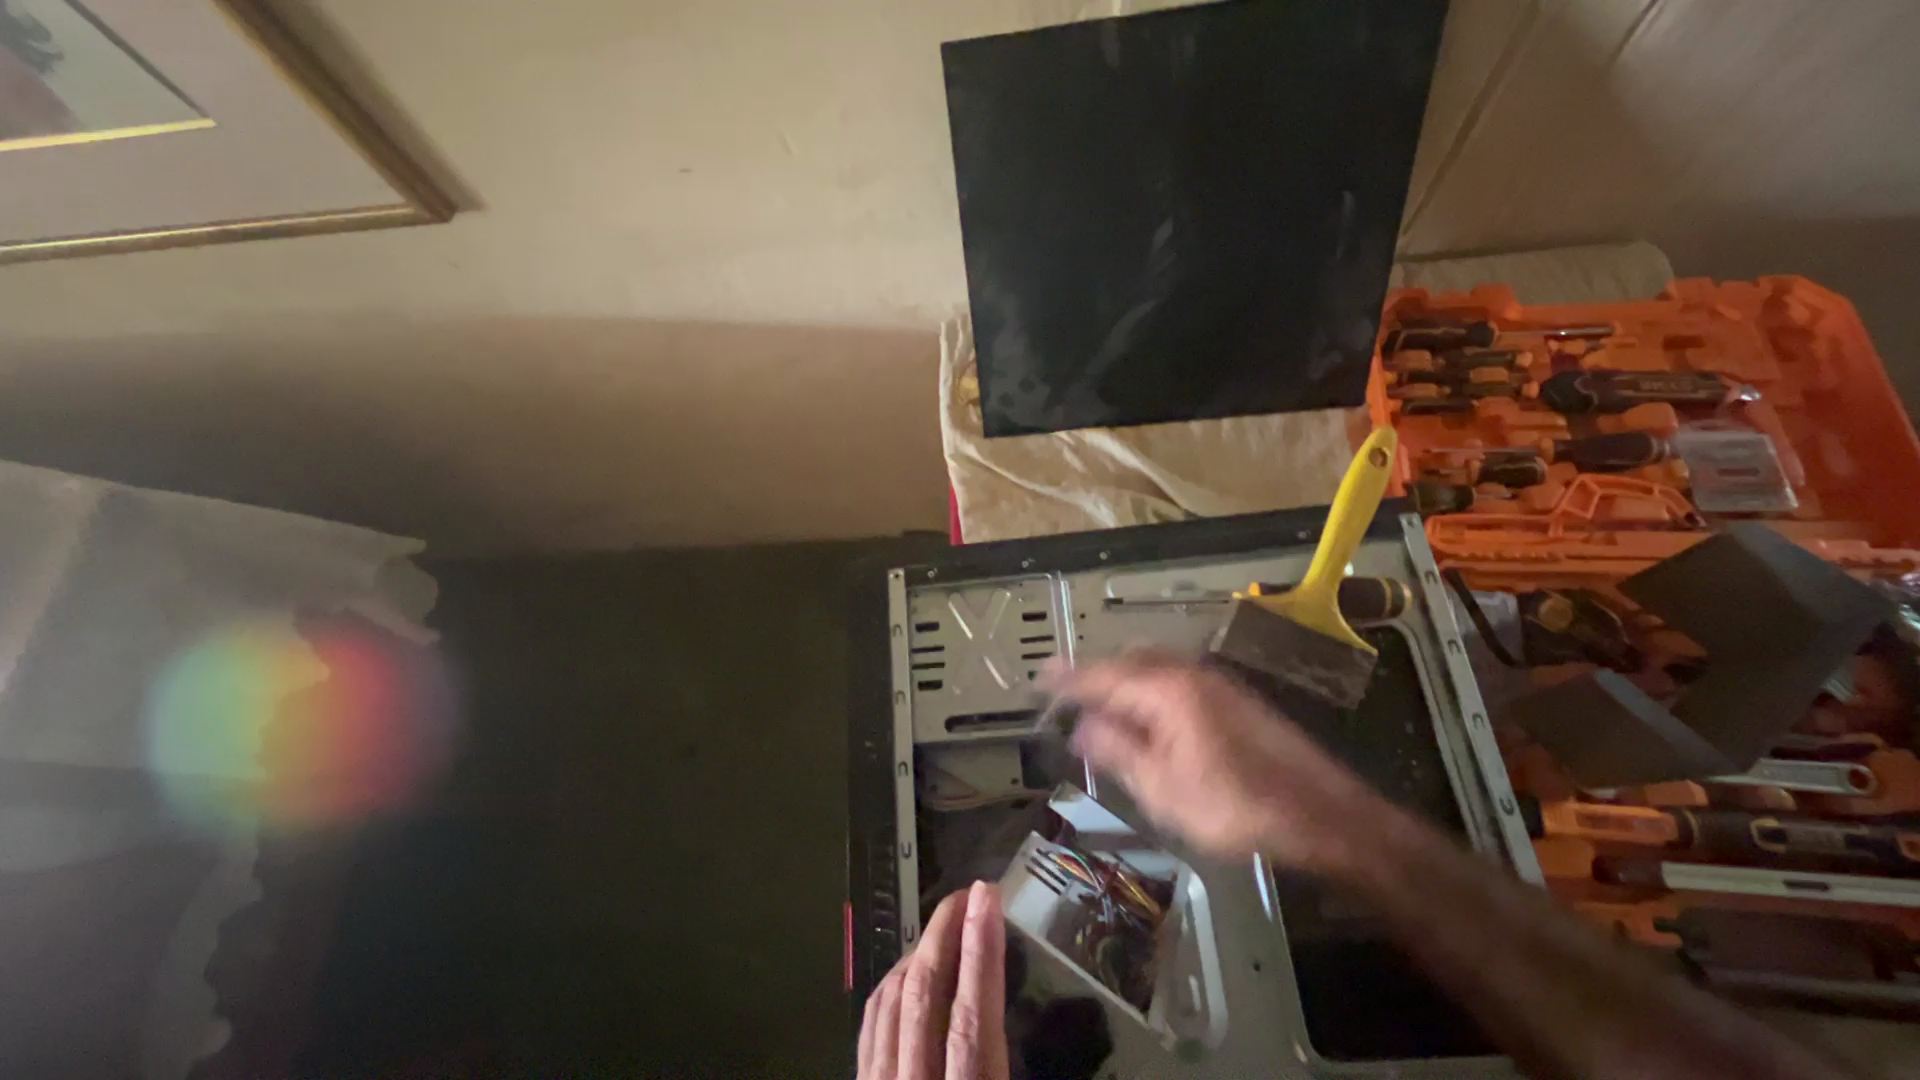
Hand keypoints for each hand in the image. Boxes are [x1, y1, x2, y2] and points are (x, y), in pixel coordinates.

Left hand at [859, 881, 1009, 1079]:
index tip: (987, 897)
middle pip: (924, 995)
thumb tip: (1007, 987)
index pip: (971, 1016)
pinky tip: (908, 970)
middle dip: (945, 933)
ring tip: (946, 925)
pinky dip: (891, 986)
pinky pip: (871, 1025)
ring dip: (919, 953)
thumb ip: (1007, 1055)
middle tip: (968, 895)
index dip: (980, 950)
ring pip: (891, 1001)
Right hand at [1042, 649, 1378, 868]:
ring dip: (1122, 684)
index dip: (1066, 680)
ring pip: (1153, 669)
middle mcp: (1189, 673)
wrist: (1321, 814)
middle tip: (1064, 697)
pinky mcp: (1232, 698)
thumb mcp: (1163, 790)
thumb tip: (1083, 727)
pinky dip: (1148, 691)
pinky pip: (1175, 680)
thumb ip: (1118, 751)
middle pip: (1127, 663)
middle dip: (1094, 677)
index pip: (1101, 676)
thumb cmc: (1238, 807)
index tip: (1039, 679)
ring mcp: (1215, 682)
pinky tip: (1146, 720)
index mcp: (1166, 690)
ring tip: (1099, 711)